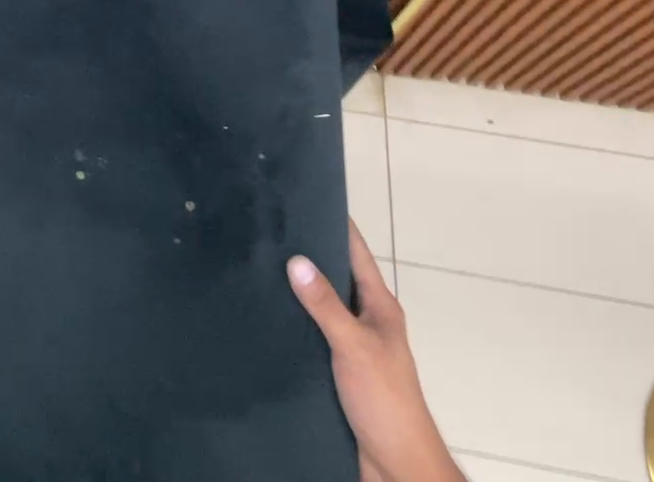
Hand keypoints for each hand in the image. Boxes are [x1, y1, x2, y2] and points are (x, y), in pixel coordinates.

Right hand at [288, 221, 464, 481]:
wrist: (396, 462)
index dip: (336, 225)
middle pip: (335, 277)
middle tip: (268, 230)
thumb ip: (326, 305)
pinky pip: (311, 334)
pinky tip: (266, 317)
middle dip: (308, 254)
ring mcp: (351, 345)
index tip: (306, 197)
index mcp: (379, 306)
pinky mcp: (336, 369)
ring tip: (257, 267)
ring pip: (321, 307)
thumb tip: (296, 259)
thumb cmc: (384, 397)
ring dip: (297, 291)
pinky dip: (293, 322)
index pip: (356, 253)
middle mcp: (366, 319)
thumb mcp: (354, 345)